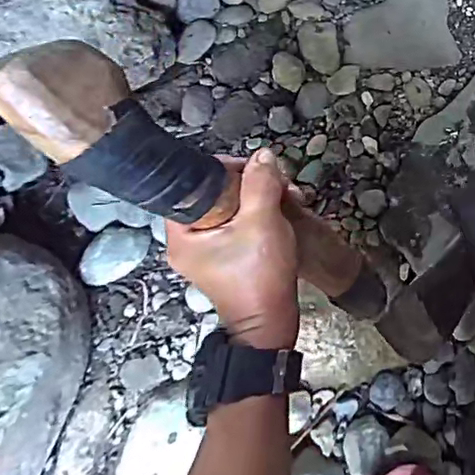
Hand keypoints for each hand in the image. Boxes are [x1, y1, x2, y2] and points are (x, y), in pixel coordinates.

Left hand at [166, 150, 299, 347]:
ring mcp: (209, 246)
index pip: (197, 183)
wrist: (271, 320)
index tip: (256, 170)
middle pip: (219, 191)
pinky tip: (286, 210)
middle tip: (281, 186)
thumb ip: (261, 184)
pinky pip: (243, 219)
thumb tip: (263, 155)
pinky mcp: (228, 252)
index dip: (228, 169)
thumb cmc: (259, 276)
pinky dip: (265, 211)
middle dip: (255, 183)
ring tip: (291, 198)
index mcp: (184, 232)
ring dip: (265, 195)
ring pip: (236, 203)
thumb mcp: (262, 222)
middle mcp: (190, 238)